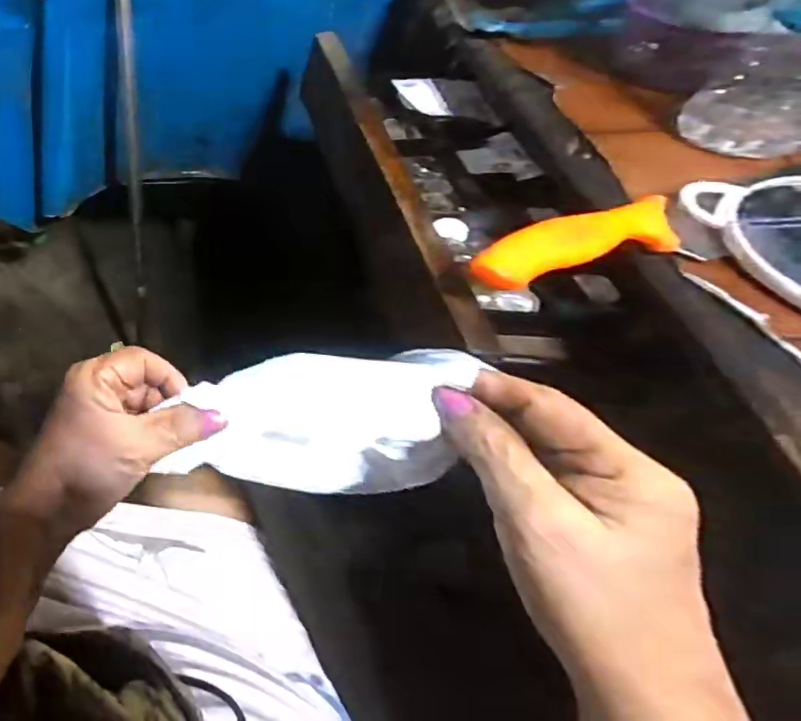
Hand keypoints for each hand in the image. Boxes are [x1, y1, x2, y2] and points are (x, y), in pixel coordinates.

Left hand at [7, 347, 223, 536]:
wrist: (50, 504)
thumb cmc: (89, 466)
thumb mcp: (139, 445)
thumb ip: (180, 426)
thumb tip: (221, 414)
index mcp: (94, 375)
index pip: (141, 359)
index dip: (169, 378)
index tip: (189, 409)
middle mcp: (92, 383)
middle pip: (142, 379)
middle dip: (167, 402)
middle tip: (182, 433)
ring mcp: (94, 406)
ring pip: (140, 402)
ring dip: (160, 421)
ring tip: (170, 445)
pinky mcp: (99, 428)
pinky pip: (132, 420)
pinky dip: (149, 432)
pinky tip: (159, 452)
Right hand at [434, 373, 745, 720]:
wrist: (637, 686)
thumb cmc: (590, 599)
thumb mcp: (536, 519)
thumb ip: (494, 452)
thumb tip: (448, 397)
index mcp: (635, 473)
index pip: (555, 408)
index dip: (494, 388)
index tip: (433, 376)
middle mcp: (630, 476)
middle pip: (549, 423)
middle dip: (488, 405)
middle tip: (424, 391)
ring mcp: (611, 499)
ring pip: (539, 445)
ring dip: (489, 429)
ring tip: (434, 412)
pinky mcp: (588, 517)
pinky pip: (537, 469)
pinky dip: (498, 454)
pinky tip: (464, 448)